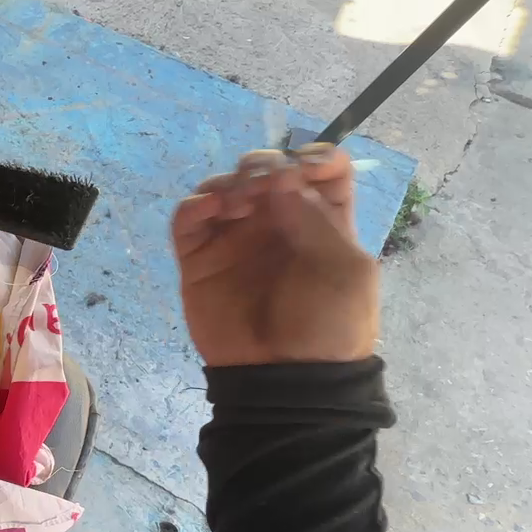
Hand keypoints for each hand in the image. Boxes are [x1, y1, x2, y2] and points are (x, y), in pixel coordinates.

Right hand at [171, 145, 378, 365]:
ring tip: (233, 203)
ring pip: (222, 189)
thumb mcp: (344, 269)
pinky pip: (187, 221)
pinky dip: (192, 206)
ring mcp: (232, 241)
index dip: (313, 157)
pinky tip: (206, 210)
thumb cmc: (327, 323)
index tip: (304, 166)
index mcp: (322, 221)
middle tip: (261, 184)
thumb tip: (279, 179)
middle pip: (265, 172)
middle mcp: (275, 223)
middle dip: (262, 165)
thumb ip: (314, 220)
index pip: (320, 171)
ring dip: (226, 183)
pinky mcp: (197, 260)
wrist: (282, 374)